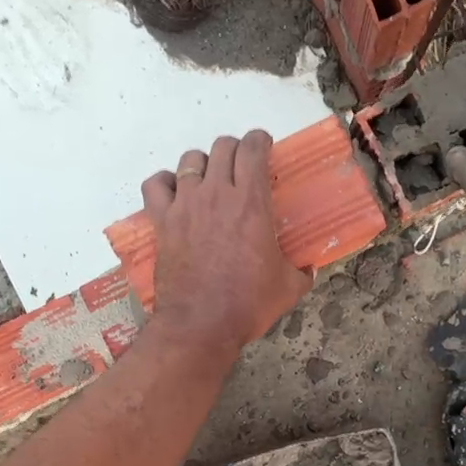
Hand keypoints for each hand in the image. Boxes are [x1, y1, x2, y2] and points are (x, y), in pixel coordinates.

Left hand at [141, 131, 312, 354]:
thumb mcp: (289, 288)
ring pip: (191, 160)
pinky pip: (156, 185)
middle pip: (222, 147)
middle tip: (242, 167)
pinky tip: (175, 193)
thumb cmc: (248, 305)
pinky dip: (165, 182)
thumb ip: (301, 271)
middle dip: (236, 150)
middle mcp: (216, 194)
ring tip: (210, 181)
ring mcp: (185, 205)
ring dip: (204, 164)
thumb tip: (309, 269)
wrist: (201, 325)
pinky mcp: (162, 221)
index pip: (253, 149)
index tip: (265, 148)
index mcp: (251, 203)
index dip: (261, 141)